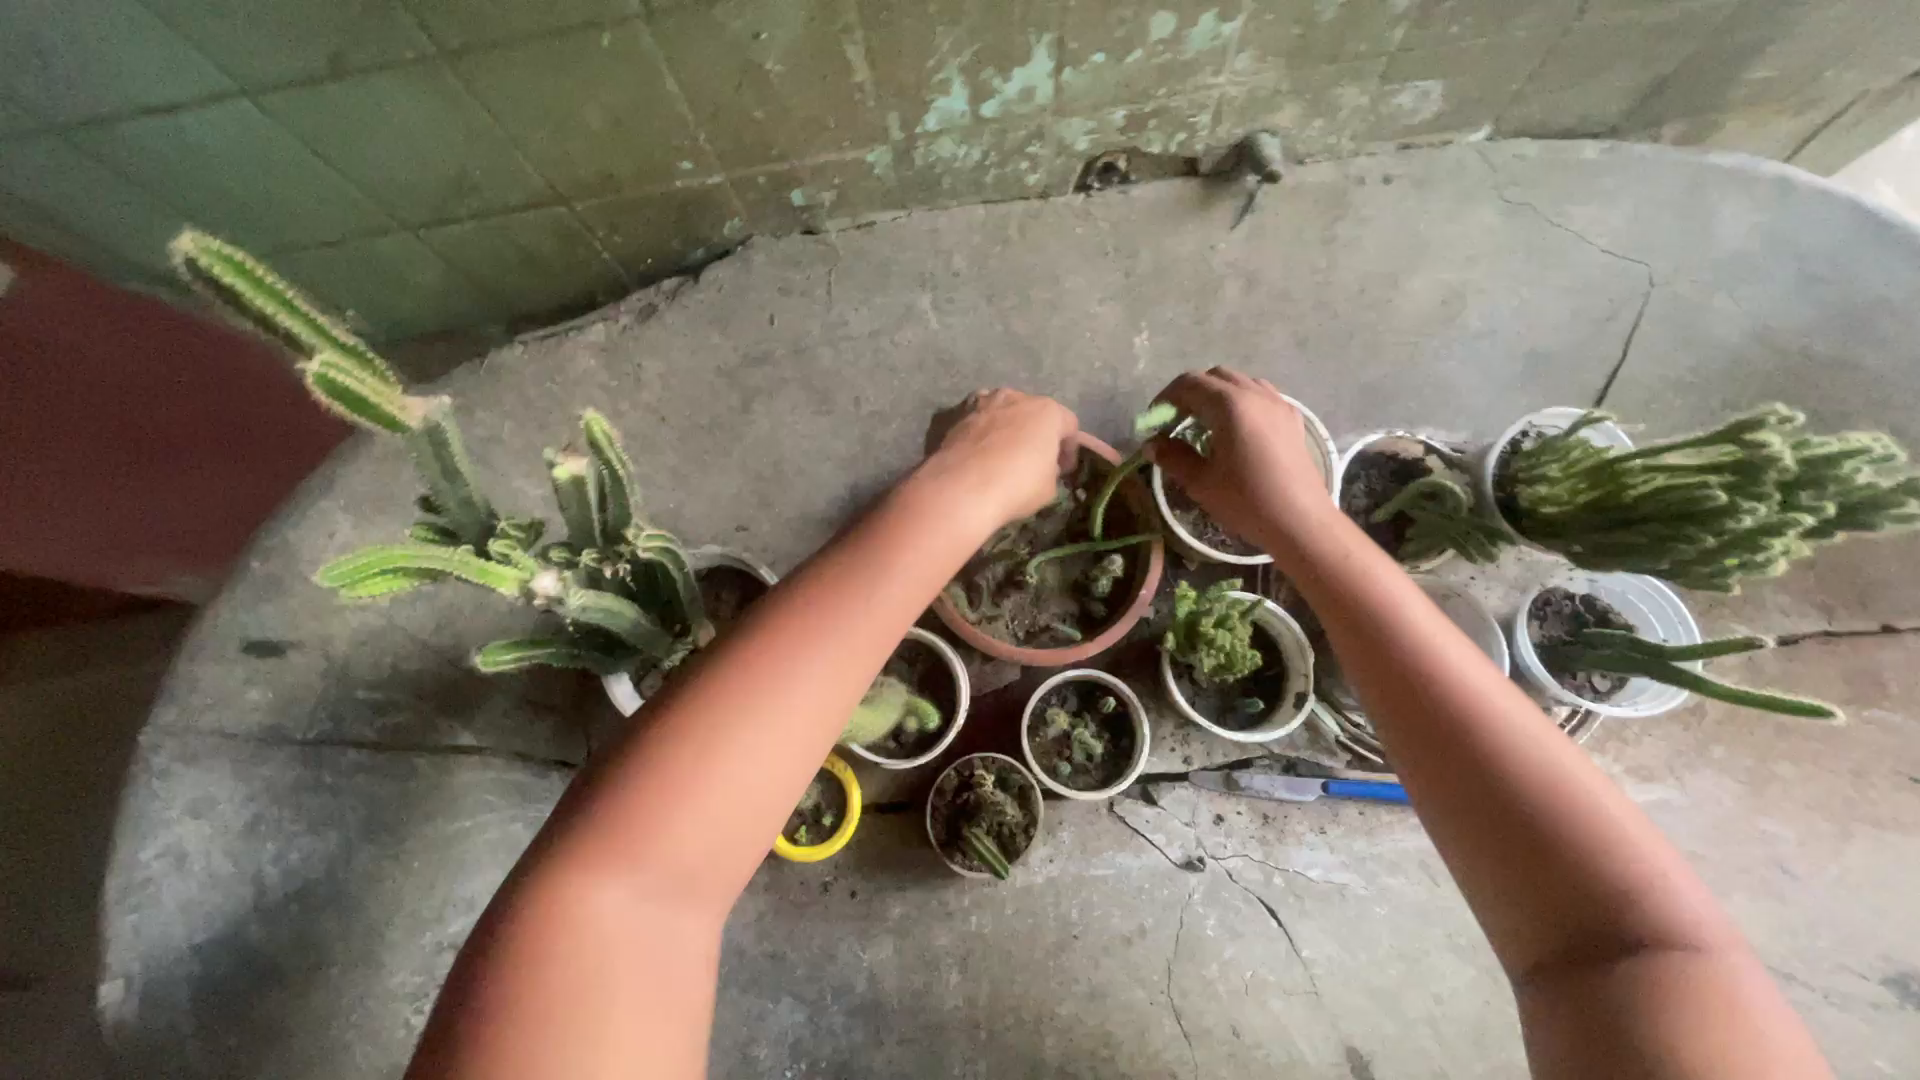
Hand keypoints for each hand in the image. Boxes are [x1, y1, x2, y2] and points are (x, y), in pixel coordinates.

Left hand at [919, 388, 1078, 529]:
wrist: (962, 488)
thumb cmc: (1016, 485)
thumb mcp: (1049, 488)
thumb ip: (1051, 470)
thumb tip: (1043, 467)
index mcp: (1047, 411)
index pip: (1069, 425)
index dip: (1069, 449)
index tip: (1063, 470)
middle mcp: (1016, 397)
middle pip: (1034, 413)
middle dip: (1037, 434)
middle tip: (1035, 460)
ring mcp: (984, 403)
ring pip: (1003, 412)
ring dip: (1008, 428)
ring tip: (1004, 454)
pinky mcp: (958, 415)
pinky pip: (979, 421)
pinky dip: (983, 432)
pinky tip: (980, 453)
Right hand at [1147, 368, 1335, 546]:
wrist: (1299, 521)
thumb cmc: (1246, 501)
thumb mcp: (1200, 481)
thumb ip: (1172, 456)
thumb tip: (1151, 444)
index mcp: (1229, 405)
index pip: (1189, 384)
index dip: (1165, 398)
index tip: (1154, 423)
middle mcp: (1255, 394)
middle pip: (1214, 377)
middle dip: (1190, 394)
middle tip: (1176, 423)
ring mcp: (1278, 403)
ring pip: (1239, 383)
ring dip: (1216, 396)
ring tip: (1205, 425)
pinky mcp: (1292, 418)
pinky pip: (1261, 395)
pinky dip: (1240, 402)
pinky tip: (1236, 430)